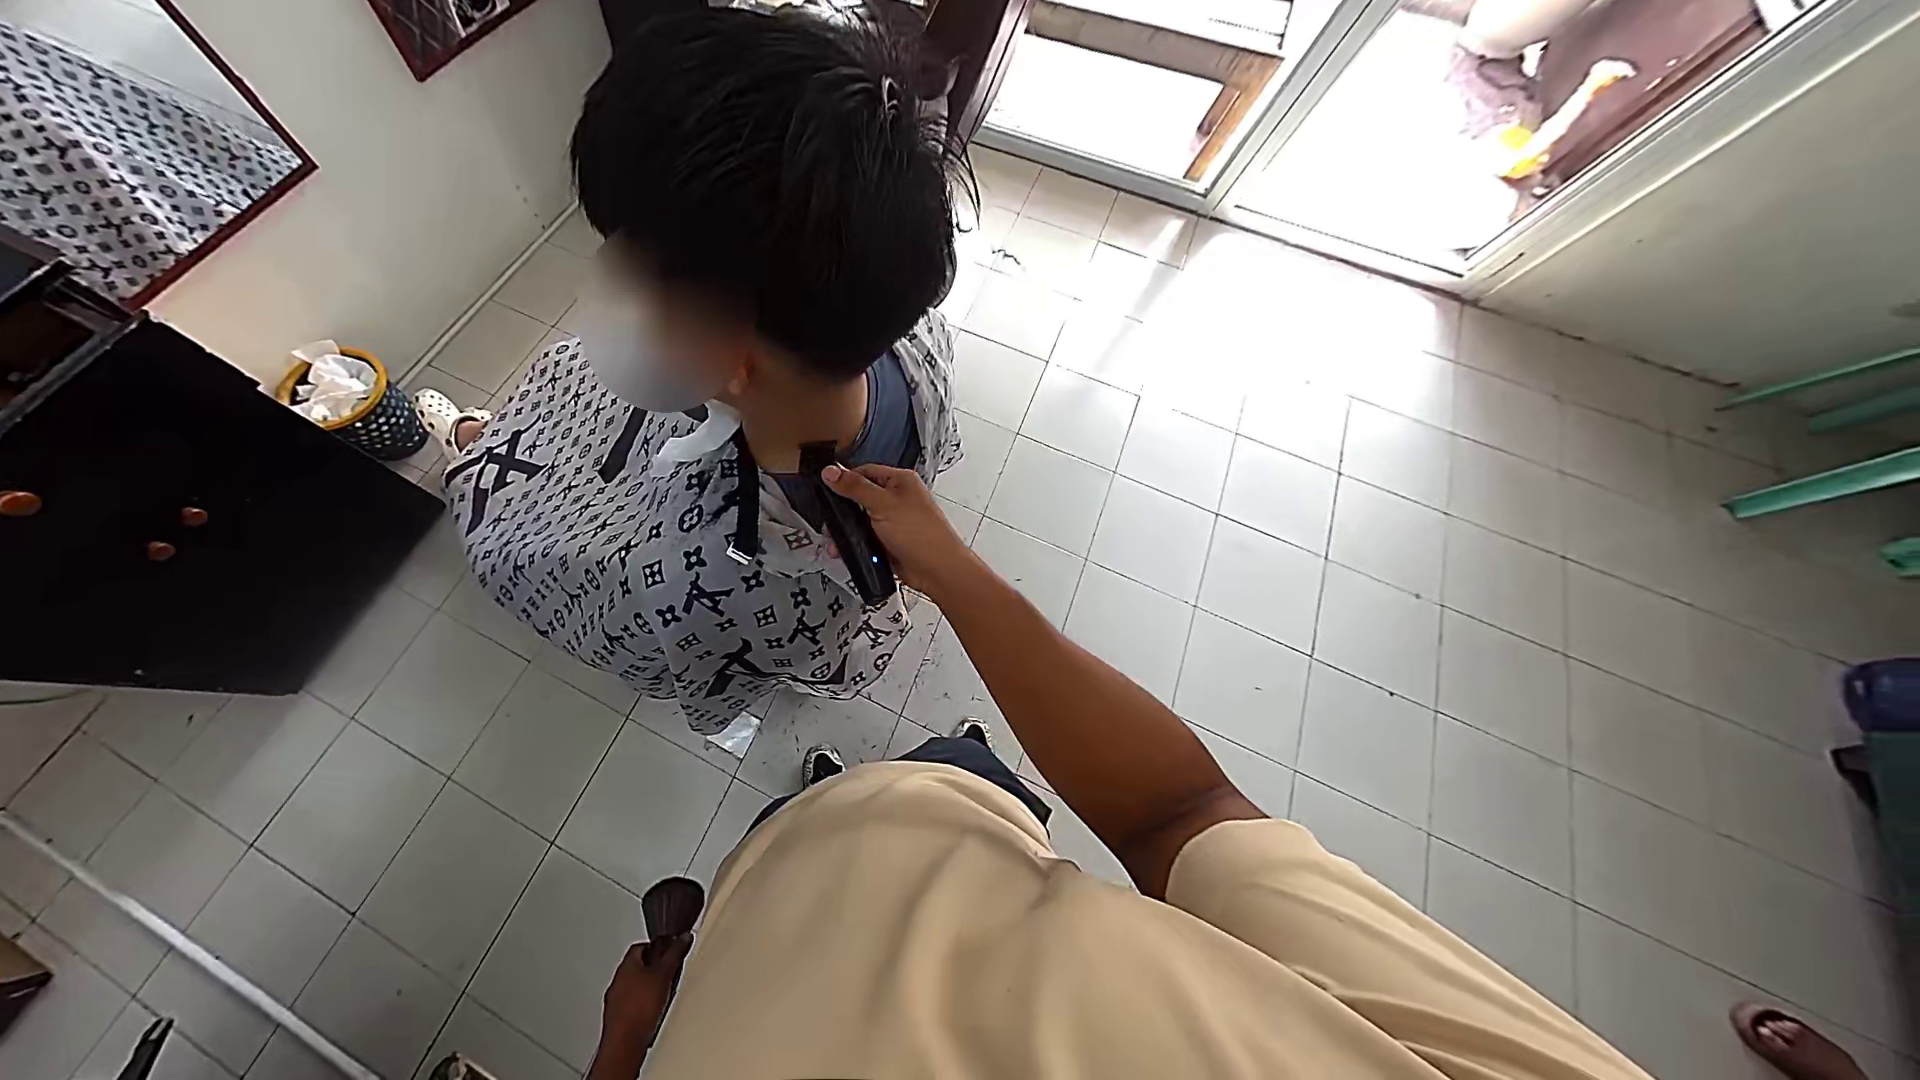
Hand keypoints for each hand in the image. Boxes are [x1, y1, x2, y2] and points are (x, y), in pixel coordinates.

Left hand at [589, 935, 690, 1079]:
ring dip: (646, 985)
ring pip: (633, 985)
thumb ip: (675, 953)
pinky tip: (653, 1008)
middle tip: (667, 967)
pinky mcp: (616, 1019)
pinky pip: (630, 1003)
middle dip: (652, 965)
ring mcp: (615, 1001)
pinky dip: (641, 1002)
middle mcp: (617, 982)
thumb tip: (683, 938)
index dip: (656, 945)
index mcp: (626, 966)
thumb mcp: (665, 973)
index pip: (639, 946)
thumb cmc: (640, 1007)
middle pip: (636, 965)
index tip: (668, 947)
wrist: (626, 1042)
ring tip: (662, 989)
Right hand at [821, 463, 981, 599]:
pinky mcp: (889, 542)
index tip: (826, 486)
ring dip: (847, 530)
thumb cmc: (922, 535)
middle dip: (843, 509)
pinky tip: (845, 549)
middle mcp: (897, 499)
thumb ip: (855, 487)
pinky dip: (854, 544)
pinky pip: (866, 539)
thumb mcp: (883, 505)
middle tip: (829, 517)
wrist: (937, 570)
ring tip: (834, 537)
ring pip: (861, 521)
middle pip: (860, 497)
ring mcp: (893, 522)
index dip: (845, 478)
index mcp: (900, 481)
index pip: (865, 471)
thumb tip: (832, 472)